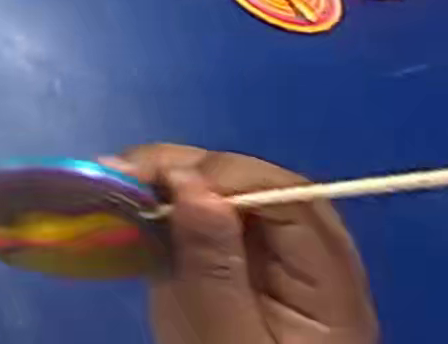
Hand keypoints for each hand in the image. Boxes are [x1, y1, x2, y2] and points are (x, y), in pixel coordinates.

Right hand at [110, 144, 377, 343]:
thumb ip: (214, 268)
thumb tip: (190, 181)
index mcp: (329, 278)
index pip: (287, 195)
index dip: (226, 175)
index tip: (164, 182)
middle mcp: (305, 250)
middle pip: (251, 179)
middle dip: (187, 168)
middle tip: (124, 174)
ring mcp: (268, 249)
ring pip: (223, 184)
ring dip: (168, 175)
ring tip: (118, 178)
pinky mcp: (233, 253)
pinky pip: (203, 206)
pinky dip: (164, 196)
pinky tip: (131, 198)